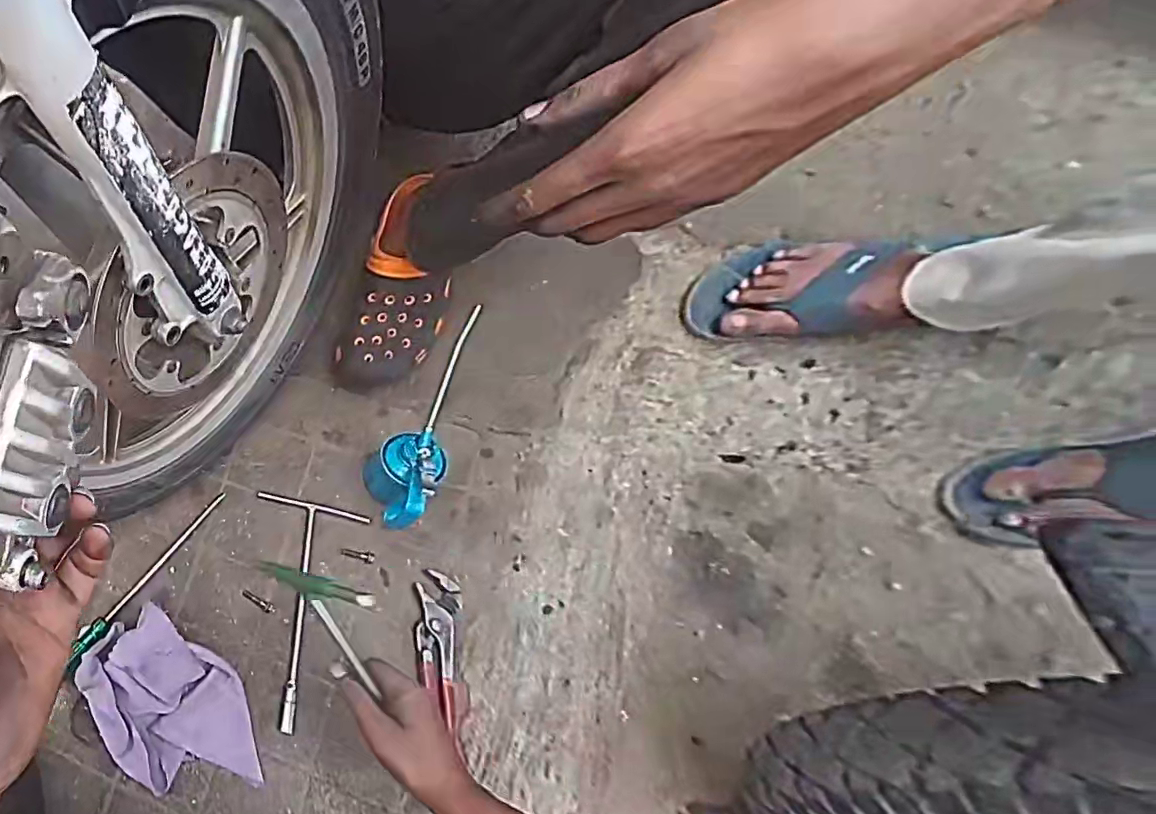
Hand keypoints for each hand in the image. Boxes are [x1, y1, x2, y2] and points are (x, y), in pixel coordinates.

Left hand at [0, 476, 111, 813]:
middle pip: (10, 517)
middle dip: (30, 491)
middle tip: (44, 471)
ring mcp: (18, 599)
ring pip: (50, 542)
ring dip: (66, 517)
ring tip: (77, 502)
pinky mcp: (51, 624)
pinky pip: (77, 581)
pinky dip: (90, 556)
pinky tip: (95, 539)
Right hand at [339, 660, 477, 811]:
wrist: (444, 789)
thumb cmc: (417, 765)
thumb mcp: (377, 732)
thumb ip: (359, 702)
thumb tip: (346, 681)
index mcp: (408, 690)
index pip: (373, 665)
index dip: (353, 672)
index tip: (342, 683)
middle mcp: (418, 693)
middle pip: (380, 679)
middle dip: (364, 694)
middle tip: (360, 717)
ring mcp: (422, 706)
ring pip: (386, 695)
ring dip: (374, 708)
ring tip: (375, 732)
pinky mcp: (422, 720)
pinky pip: (395, 709)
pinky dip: (384, 719)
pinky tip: (386, 739)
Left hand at [486, 0, 1052, 243]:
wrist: (880, 33)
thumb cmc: (782, 25)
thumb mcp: (672, 46)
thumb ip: (595, 92)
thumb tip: (541, 118)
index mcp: (629, 151)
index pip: (543, 198)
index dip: (508, 207)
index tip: (487, 210)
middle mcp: (649, 189)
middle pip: (565, 226)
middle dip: (535, 218)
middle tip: (521, 201)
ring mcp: (682, 201)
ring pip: (600, 234)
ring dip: (572, 223)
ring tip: (564, 199)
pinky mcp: (713, 199)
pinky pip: (642, 226)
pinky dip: (614, 220)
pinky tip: (618, 195)